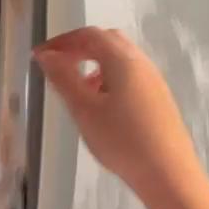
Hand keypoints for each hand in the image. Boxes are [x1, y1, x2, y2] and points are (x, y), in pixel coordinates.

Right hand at [34, 27, 207, 208]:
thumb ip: (63, 78)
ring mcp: (154, 80)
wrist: (168, 174)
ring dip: (94, 63)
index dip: (61, 41)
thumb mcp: (84, 109)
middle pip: (107, 41)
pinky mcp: (159, 98)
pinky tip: (101, 104)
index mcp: (122, 59)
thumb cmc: (122, 140)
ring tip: (76, 87)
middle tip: (56, 65)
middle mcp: (141, 62)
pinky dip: (109, 78)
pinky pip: (130, 75)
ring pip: (120, 59)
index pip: (88, 35)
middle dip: (79, 48)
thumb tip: (46, 55)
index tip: (39, 56)